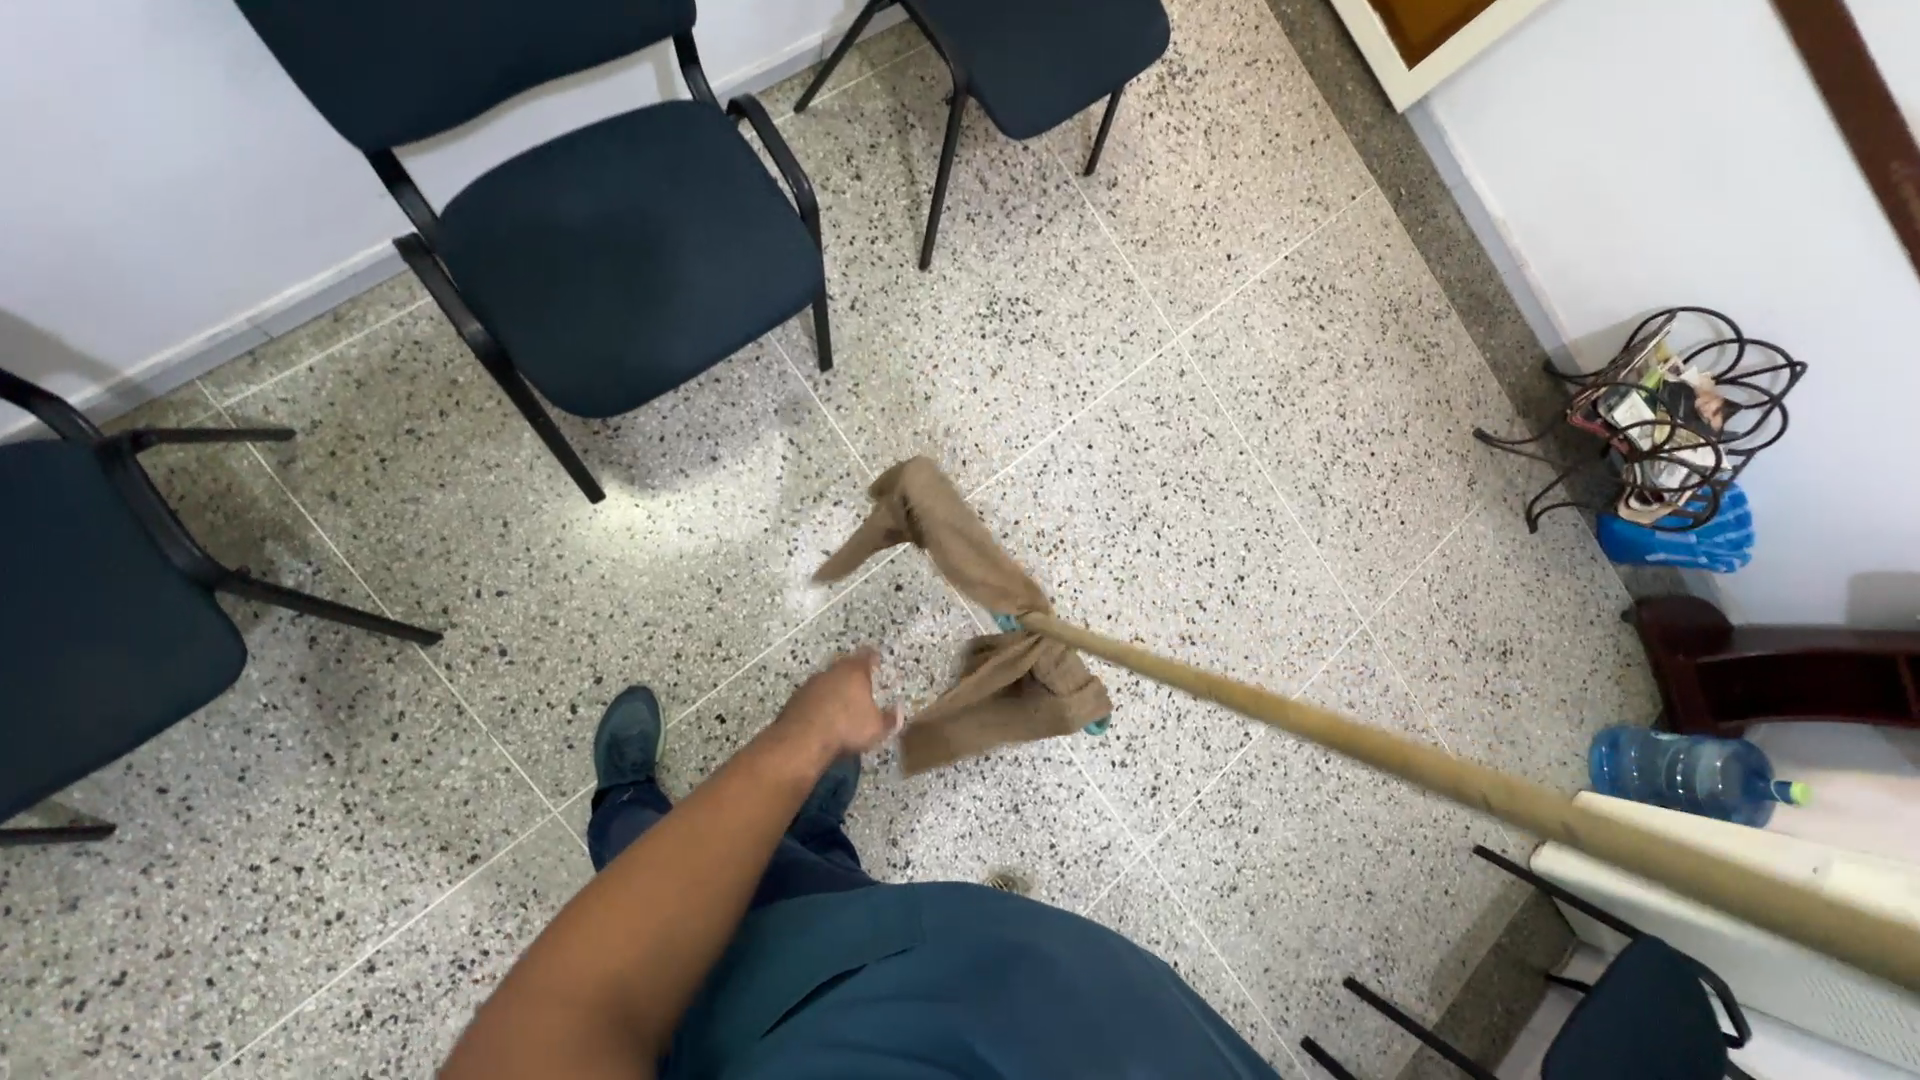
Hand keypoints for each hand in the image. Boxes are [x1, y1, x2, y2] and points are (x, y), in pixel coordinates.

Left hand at [770, 648, 902, 765]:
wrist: (803, 740)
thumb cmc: (846, 728)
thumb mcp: (877, 728)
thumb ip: (890, 718)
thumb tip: (899, 712)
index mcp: (854, 672)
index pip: (866, 656)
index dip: (872, 657)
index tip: (876, 659)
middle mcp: (832, 671)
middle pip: (844, 666)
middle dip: (852, 674)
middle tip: (860, 683)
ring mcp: (811, 684)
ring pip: (827, 680)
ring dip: (834, 688)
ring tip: (841, 703)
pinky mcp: (795, 699)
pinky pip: (813, 696)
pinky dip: (819, 703)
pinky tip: (823, 716)